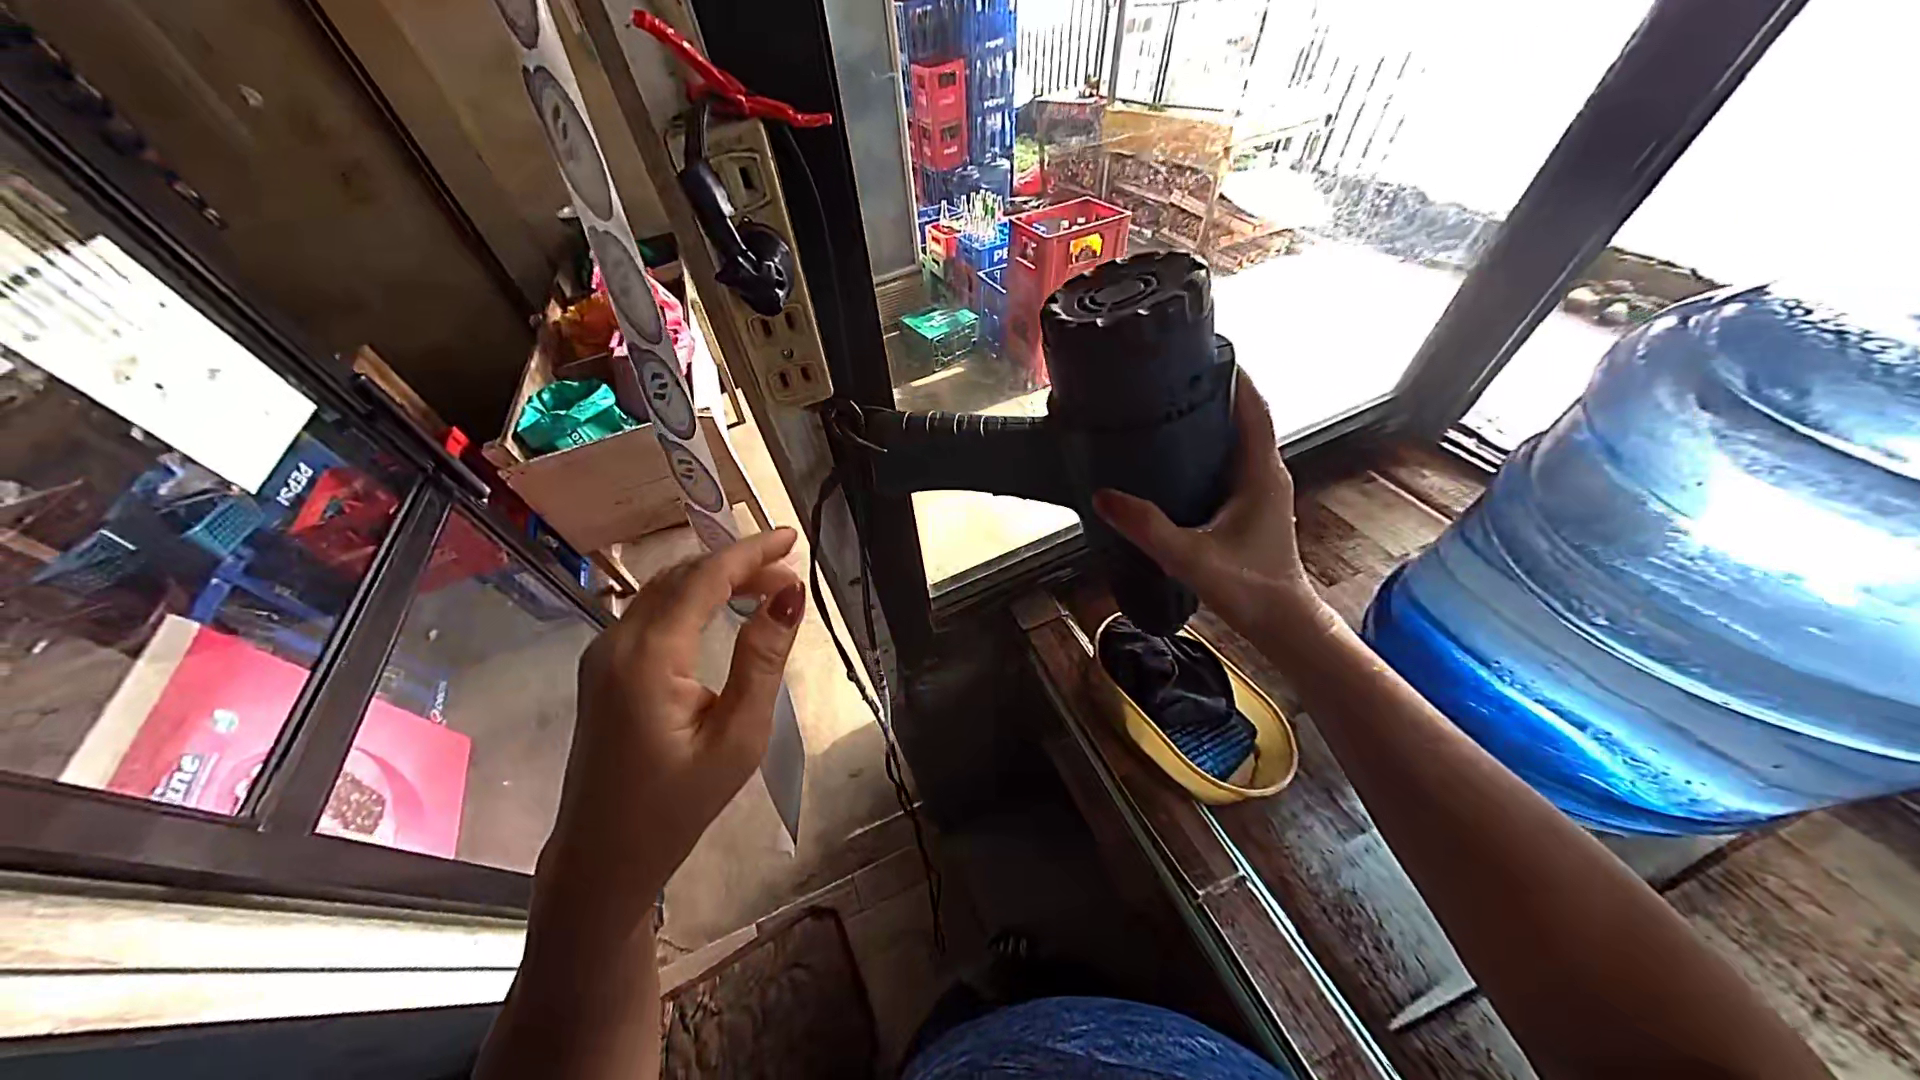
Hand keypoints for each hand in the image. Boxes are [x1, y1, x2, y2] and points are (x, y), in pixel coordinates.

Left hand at [540, 527, 805, 920]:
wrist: (603, 858)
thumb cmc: (678, 805)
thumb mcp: (738, 735)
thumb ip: (762, 658)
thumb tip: (790, 595)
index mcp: (648, 657)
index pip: (704, 578)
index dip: (751, 551)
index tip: (792, 537)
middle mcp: (617, 642)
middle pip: (682, 576)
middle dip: (738, 564)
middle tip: (790, 574)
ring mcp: (603, 654)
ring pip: (665, 591)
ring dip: (716, 579)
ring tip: (767, 587)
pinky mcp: (604, 668)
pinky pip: (652, 613)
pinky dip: (694, 599)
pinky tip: (723, 610)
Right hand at [1092, 372, 1337, 648]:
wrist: (1282, 623)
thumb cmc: (1249, 589)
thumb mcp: (1191, 557)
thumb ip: (1147, 528)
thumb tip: (1103, 497)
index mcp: (1261, 472)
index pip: (1254, 407)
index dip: (1234, 375)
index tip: (1203, 350)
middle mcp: (1266, 472)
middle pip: (1243, 416)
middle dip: (1211, 391)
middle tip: (1166, 378)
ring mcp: (1260, 489)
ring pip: (1235, 439)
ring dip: (1208, 421)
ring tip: (1163, 409)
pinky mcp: (1251, 505)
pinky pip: (1229, 462)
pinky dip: (1206, 448)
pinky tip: (1173, 458)